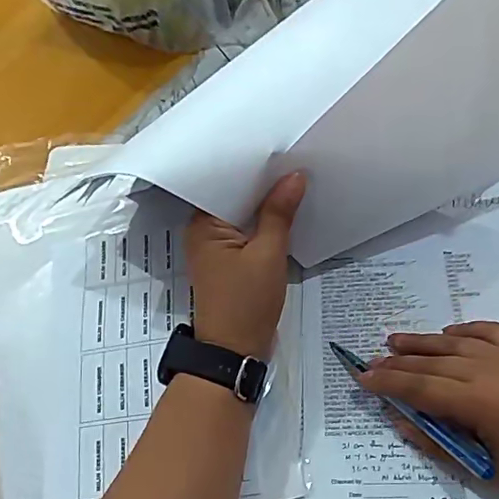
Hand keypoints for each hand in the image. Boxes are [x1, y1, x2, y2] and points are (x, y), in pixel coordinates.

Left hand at [184, 173, 305, 357]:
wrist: (235, 352)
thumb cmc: (246, 305)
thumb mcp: (268, 255)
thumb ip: (280, 213)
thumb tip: (294, 177)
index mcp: (202, 224)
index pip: (225, 180)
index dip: (253, 164)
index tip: (280, 146)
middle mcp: (203, 232)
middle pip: (234, 197)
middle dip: (262, 183)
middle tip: (293, 158)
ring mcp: (216, 249)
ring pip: (242, 215)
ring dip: (265, 205)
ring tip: (295, 180)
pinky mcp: (229, 263)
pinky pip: (246, 234)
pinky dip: (264, 226)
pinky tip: (286, 214)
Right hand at [358, 321, 498, 498]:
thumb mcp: (485, 465)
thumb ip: (439, 442)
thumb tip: (403, 423)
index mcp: (477, 401)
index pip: (419, 387)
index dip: (387, 382)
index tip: (362, 378)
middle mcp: (489, 371)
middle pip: (432, 361)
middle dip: (397, 361)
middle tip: (370, 361)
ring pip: (456, 342)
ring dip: (423, 341)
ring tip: (396, 339)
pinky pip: (490, 332)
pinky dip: (466, 329)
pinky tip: (450, 332)